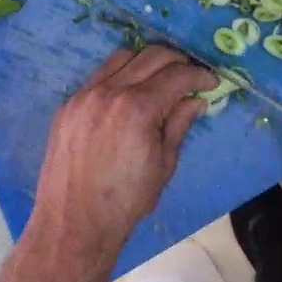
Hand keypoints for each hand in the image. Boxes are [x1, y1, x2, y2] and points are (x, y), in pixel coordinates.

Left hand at [0, 47, 215, 281]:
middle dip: (178, 61)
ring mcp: (85, 95)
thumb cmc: (126, 202)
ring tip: (162, 78)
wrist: (73, 225)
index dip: (199, 75)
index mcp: (138, 108)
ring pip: (124, 56)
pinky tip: (131, 91)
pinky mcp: (69, 104)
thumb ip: (180, 124)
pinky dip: (122, 73)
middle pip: (153, 55)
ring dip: (148, 61)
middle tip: (191, 76)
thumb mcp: (164, 165)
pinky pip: (101, 74)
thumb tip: (196, 101)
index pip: (177, 75)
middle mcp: (110, 92)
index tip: (212, 82)